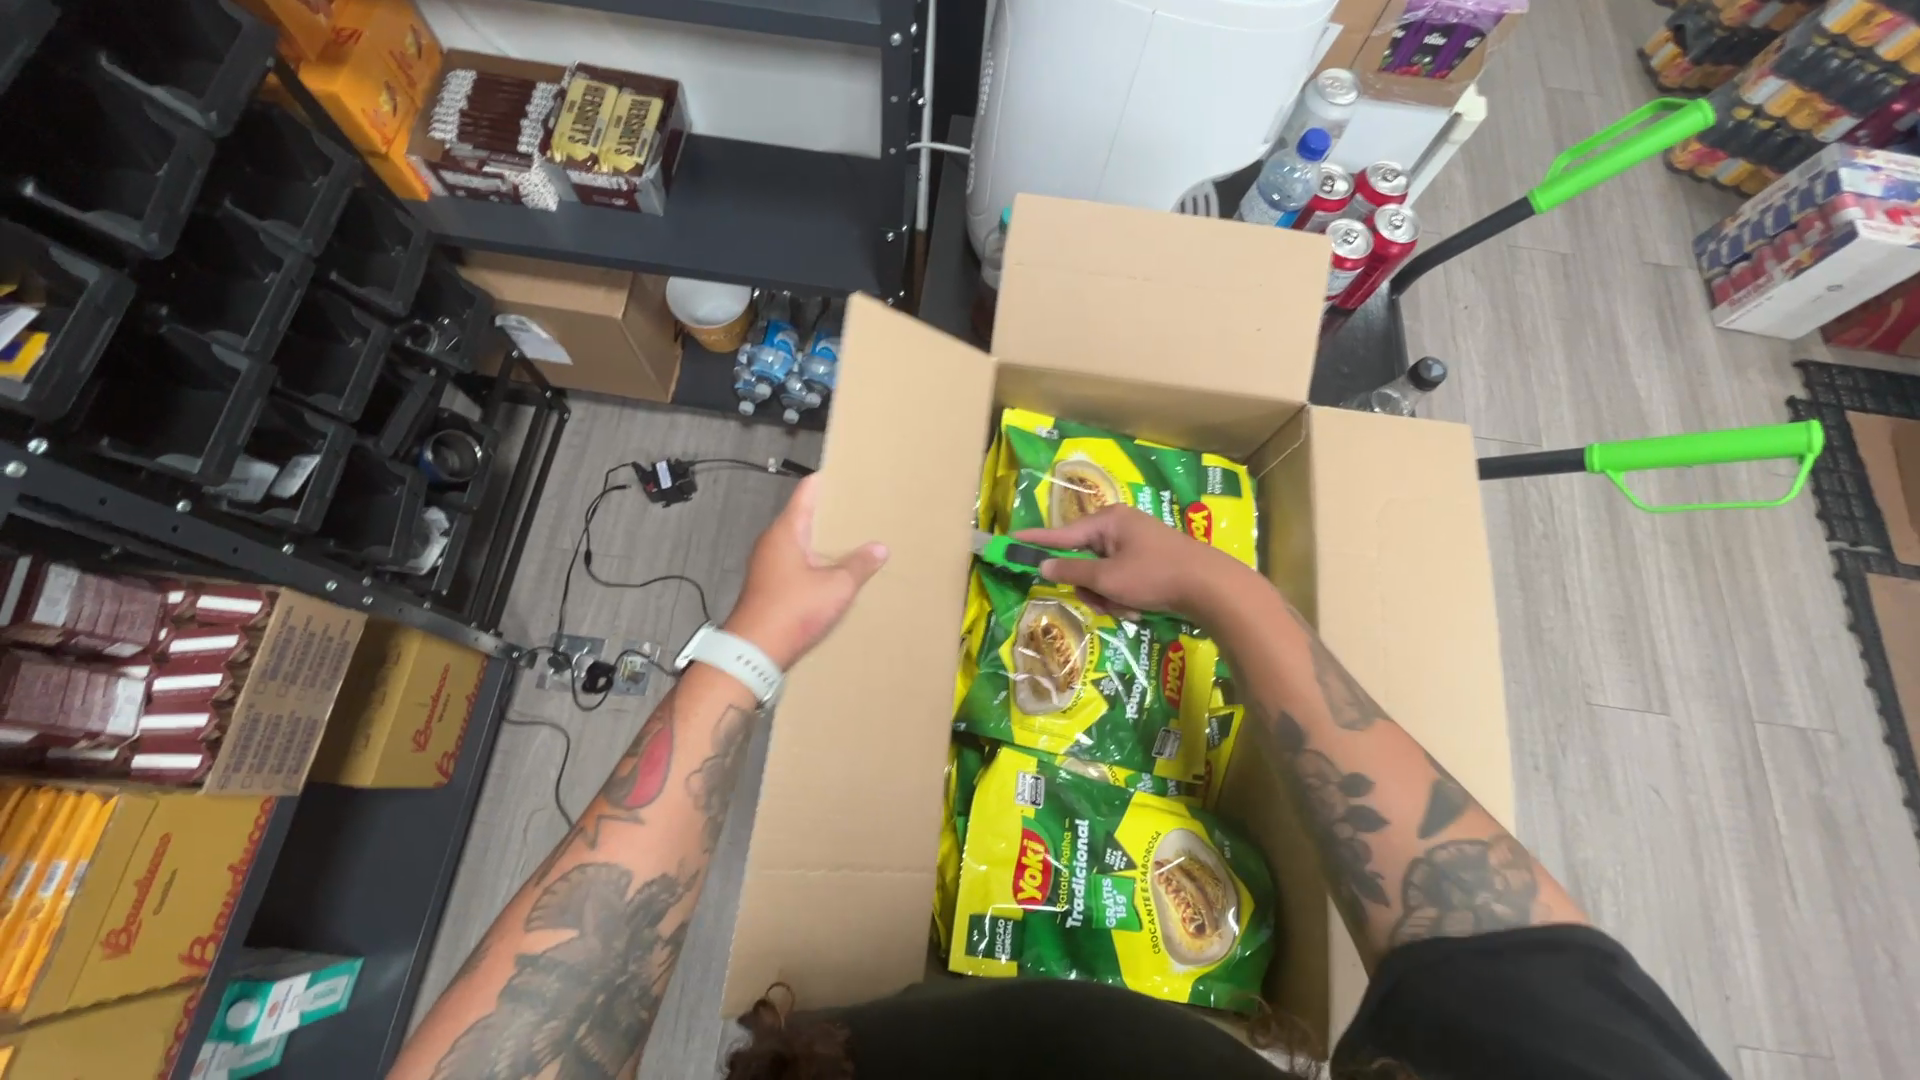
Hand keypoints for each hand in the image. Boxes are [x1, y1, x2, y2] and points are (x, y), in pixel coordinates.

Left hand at [722, 474, 887, 668]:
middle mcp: (774, 542)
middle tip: (863, 508)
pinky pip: (798, 564)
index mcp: (787, 531)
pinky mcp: (770, 585)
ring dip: (825, 541)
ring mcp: (769, 564)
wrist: (754, 652)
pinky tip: (837, 572)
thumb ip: (859, 565)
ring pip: (802, 542)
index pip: (807, 492)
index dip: (828, 480)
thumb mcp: (836, 587)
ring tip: (856, 539)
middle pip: (805, 516)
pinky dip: (817, 562)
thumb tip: (879, 548)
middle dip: (832, 513)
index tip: (848, 474)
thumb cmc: (793, 611)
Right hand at [1015, 505, 1250, 620]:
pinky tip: (1141, 610)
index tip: (1009, 542)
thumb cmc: (1156, 576)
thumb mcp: (1108, 578)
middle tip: (1104, 601)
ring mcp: (1136, 545)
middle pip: (1082, 561)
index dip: (1034, 542)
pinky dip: (1125, 599)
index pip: (1060, 533)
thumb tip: (1044, 565)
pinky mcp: (1149, 562)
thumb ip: (1072, 572)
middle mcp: (1119, 528)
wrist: (1212, 587)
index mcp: (1107, 522)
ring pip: (1101, 577)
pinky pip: (1120, 582)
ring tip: (1129, 609)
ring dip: (1109, 598)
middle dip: (1090, 588)